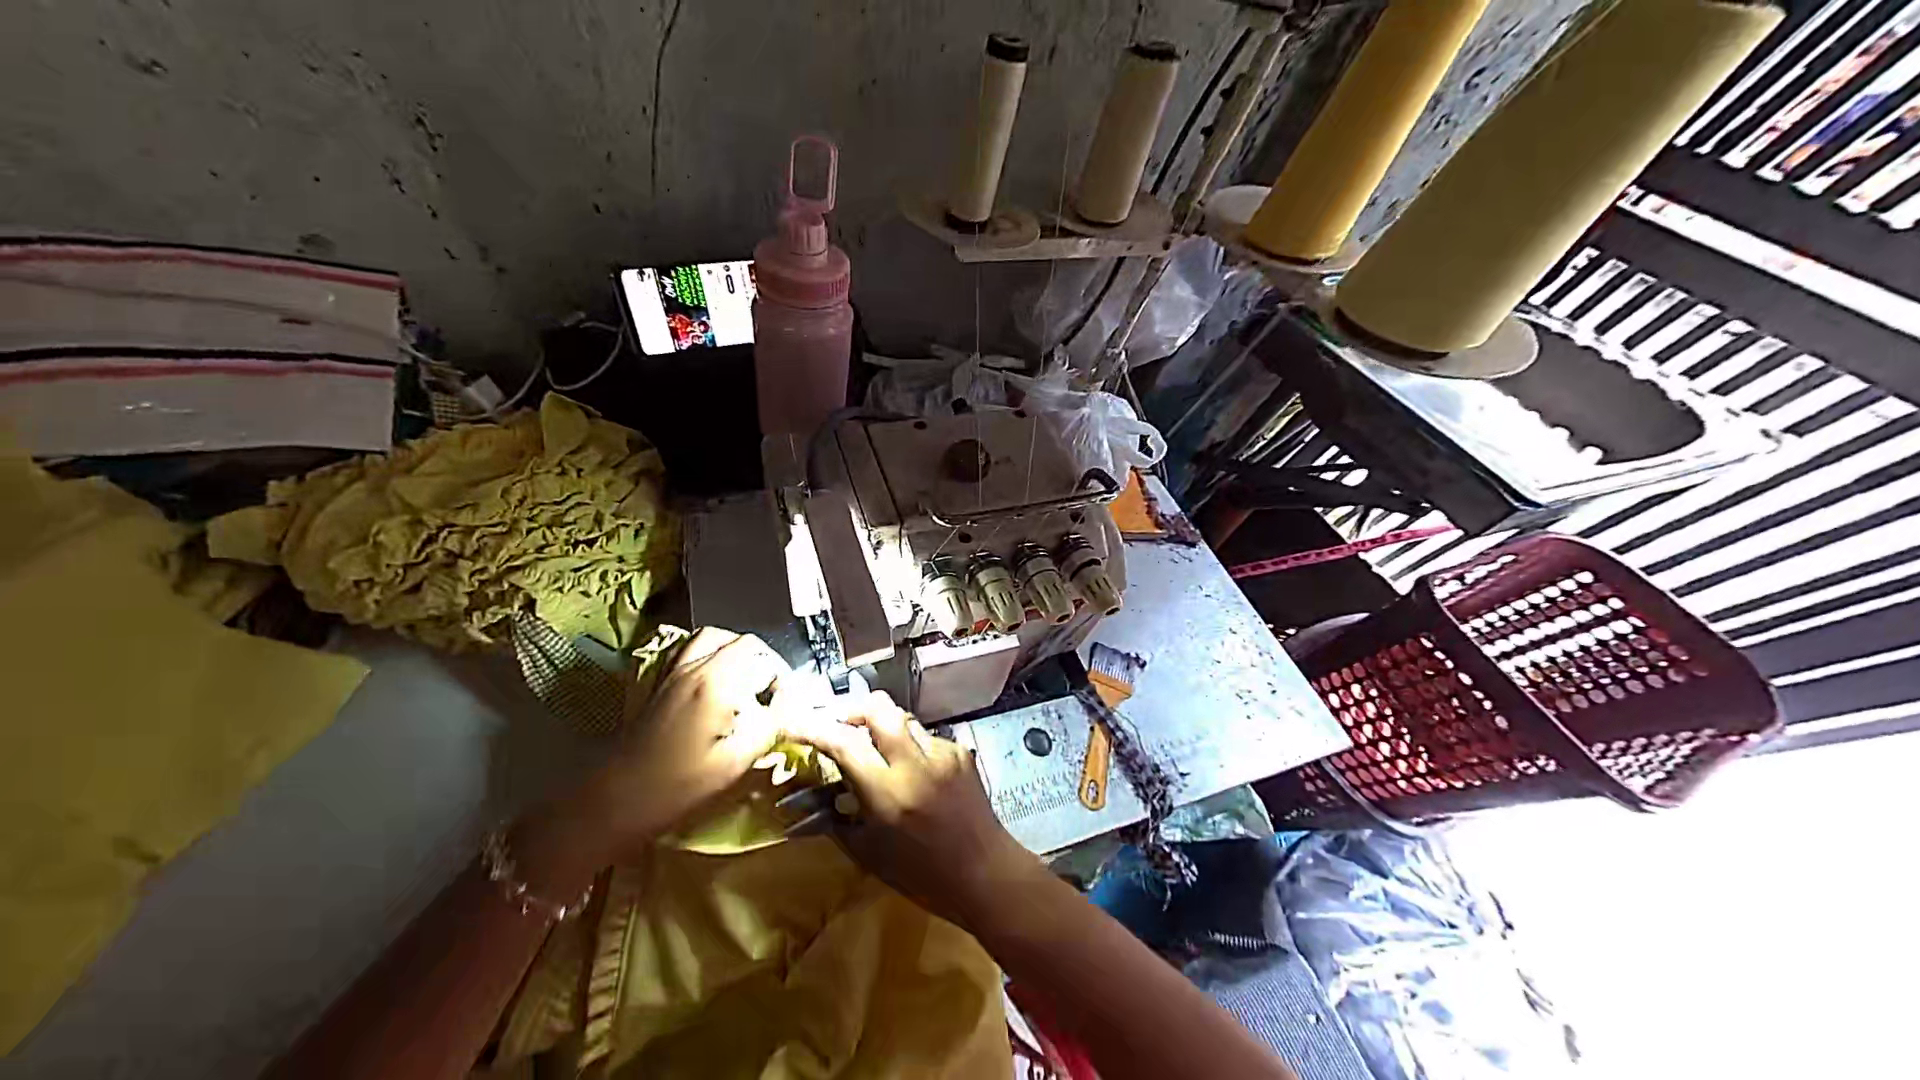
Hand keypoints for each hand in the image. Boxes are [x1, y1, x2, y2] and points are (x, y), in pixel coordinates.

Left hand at [525, 629, 791, 880]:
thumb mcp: (733, 763)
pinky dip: (703, 661)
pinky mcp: (654, 692)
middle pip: (726, 638)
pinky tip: (712, 690)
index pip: (752, 648)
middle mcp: (689, 670)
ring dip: (726, 652)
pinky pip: (683, 658)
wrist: (611, 804)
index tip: (782, 696)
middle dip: (752, 654)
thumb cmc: (674, 787)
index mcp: (712, 682)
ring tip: (741, 681)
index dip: (774, 667)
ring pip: (701, 643)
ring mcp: (667, 679)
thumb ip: (767, 727)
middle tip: (765, 683)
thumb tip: (786, 708)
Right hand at [786, 691, 1044, 929]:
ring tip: (876, 749)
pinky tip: (911, 771)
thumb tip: (812, 798)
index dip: (813, 729)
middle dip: (853, 709)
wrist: (986, 873)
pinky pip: (925, 737)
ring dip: (883, 726)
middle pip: (879, 708)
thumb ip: (839, 818)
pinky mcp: (960, 752)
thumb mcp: (870, 854)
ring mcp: (942, 753)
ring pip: (903, 718)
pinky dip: (910, 746)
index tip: (793, 724)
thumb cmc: (924, 876)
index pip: (844, 743)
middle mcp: (916, 764)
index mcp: (888, 793)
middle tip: (840, 725)